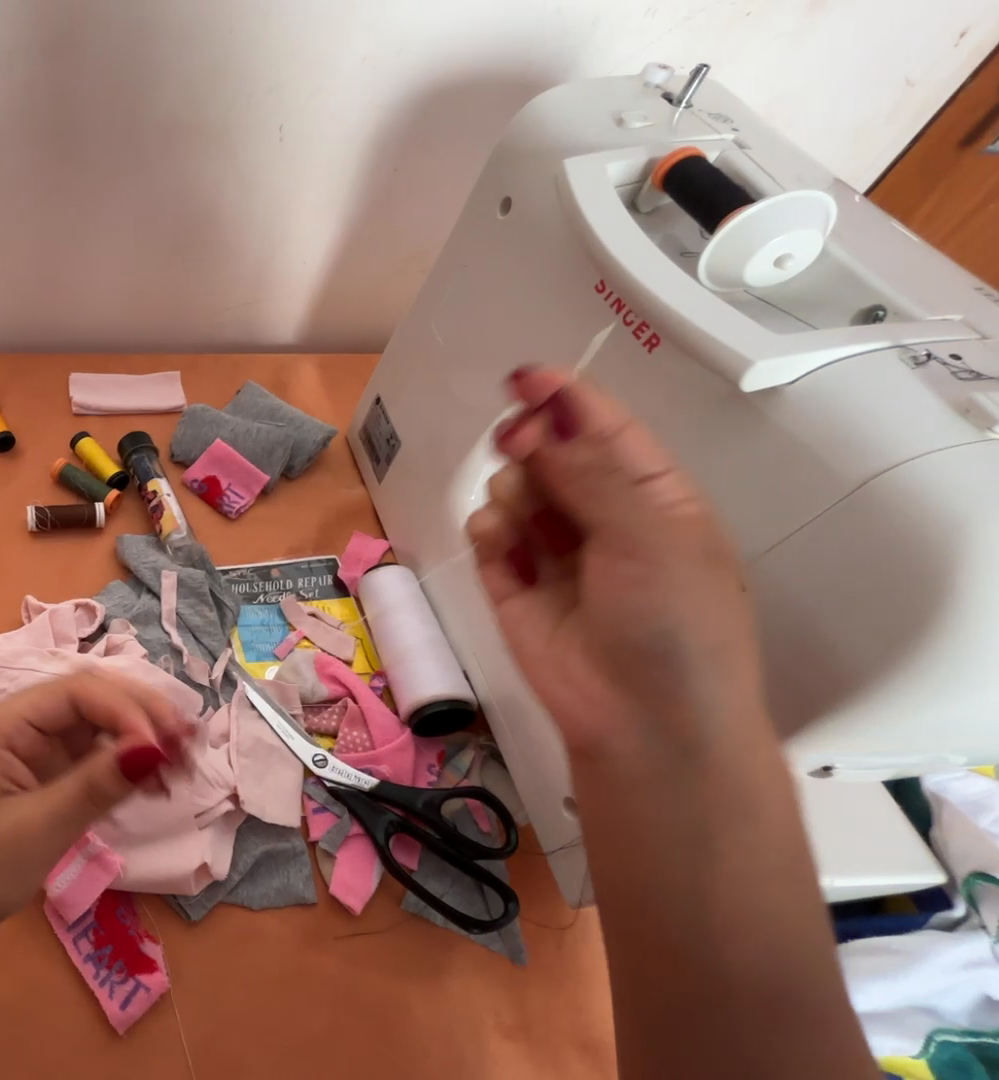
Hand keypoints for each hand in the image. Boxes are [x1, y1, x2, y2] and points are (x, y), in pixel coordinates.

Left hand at [0, 673, 187, 945]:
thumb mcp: (39, 826)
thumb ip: (97, 784)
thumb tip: (156, 747)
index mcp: (7, 722)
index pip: (80, 691)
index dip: (128, 711)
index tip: (165, 751)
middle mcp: (22, 726)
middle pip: (93, 700)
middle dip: (143, 717)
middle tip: (191, 747)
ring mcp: (33, 752)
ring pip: (97, 728)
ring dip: (140, 740)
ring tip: (181, 768)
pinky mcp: (43, 779)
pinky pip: (91, 758)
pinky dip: (124, 766)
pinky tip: (153, 783)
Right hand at [464, 367, 767, 759]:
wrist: (639, 720)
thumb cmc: (671, 624)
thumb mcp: (651, 538)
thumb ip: (591, 476)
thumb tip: (539, 425)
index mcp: (654, 498)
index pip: (605, 432)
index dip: (566, 400)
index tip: (523, 378)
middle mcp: (600, 517)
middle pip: (550, 454)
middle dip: (529, 444)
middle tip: (517, 447)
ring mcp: (552, 551)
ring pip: (513, 489)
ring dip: (512, 491)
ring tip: (522, 522)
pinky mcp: (510, 583)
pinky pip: (487, 534)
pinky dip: (488, 531)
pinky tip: (499, 547)